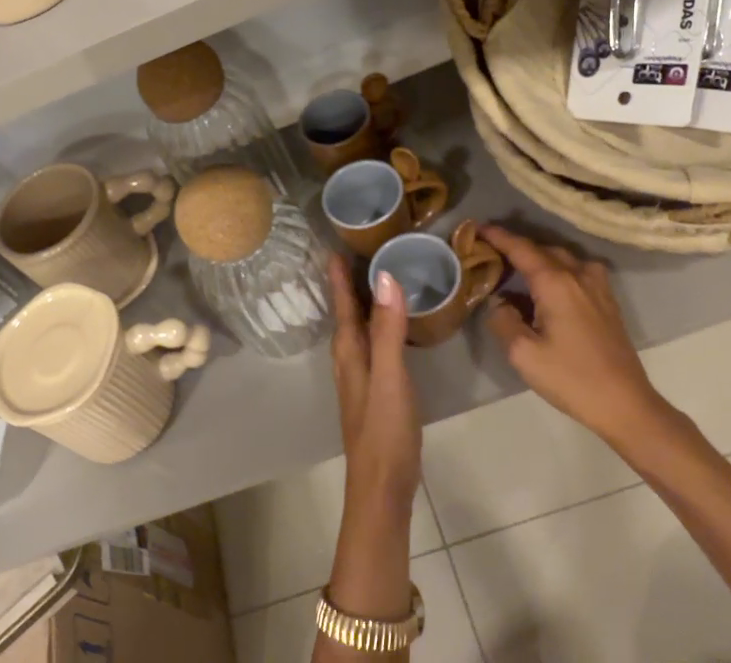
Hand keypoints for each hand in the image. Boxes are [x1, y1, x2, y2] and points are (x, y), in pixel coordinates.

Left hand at [328, 253, 420, 513]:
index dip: (339, 275)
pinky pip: (373, 346)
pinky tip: (392, 329)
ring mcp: (361, 378)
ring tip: (377, 279)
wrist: (382, 487)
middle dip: (350, 284)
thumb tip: (385, 276)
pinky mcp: (375, 392)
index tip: (337, 244)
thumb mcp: (391, 376)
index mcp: (350, 352)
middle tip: (361, 250)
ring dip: (364, 305)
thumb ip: (388, 329)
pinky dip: (379, 328)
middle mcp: (350, 361)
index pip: (344, 304)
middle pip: (348, 314)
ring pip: (359, 330)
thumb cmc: (384, 430)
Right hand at [479, 225, 673, 446]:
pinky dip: (558, 269)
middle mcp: (579, 276)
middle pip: (542, 249)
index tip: (477, 228)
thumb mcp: (523, 353)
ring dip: (539, 257)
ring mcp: (598, 287)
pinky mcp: (607, 302)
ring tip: (517, 269)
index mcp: (556, 283)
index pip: (521, 249)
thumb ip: (503, 320)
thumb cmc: (571, 378)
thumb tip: (499, 303)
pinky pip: (578, 272)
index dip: (497, 236)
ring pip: (563, 258)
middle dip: (516, 246)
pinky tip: (548, 287)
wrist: (624, 403)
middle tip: (491, 252)